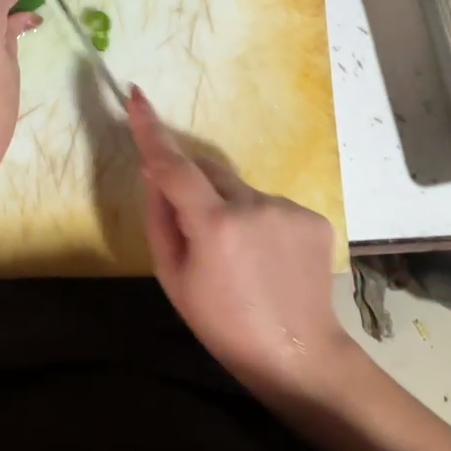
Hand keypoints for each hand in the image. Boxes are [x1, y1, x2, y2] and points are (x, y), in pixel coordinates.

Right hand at [127, 85, 353, 398]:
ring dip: (227, 206)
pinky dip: (257, 219)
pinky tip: (266, 257)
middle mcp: (254, 205)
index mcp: (214, 224)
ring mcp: (288, 208)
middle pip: (208, 171)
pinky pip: (268, 203)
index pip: (174, 165)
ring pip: (239, 189)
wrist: (296, 354)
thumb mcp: (172, 276)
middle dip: (192, 184)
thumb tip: (153, 171)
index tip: (136, 96)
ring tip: (238, 255)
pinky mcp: (313, 216)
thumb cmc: (221, 322)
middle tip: (191, 227)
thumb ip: (159, 216)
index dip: (151, 130)